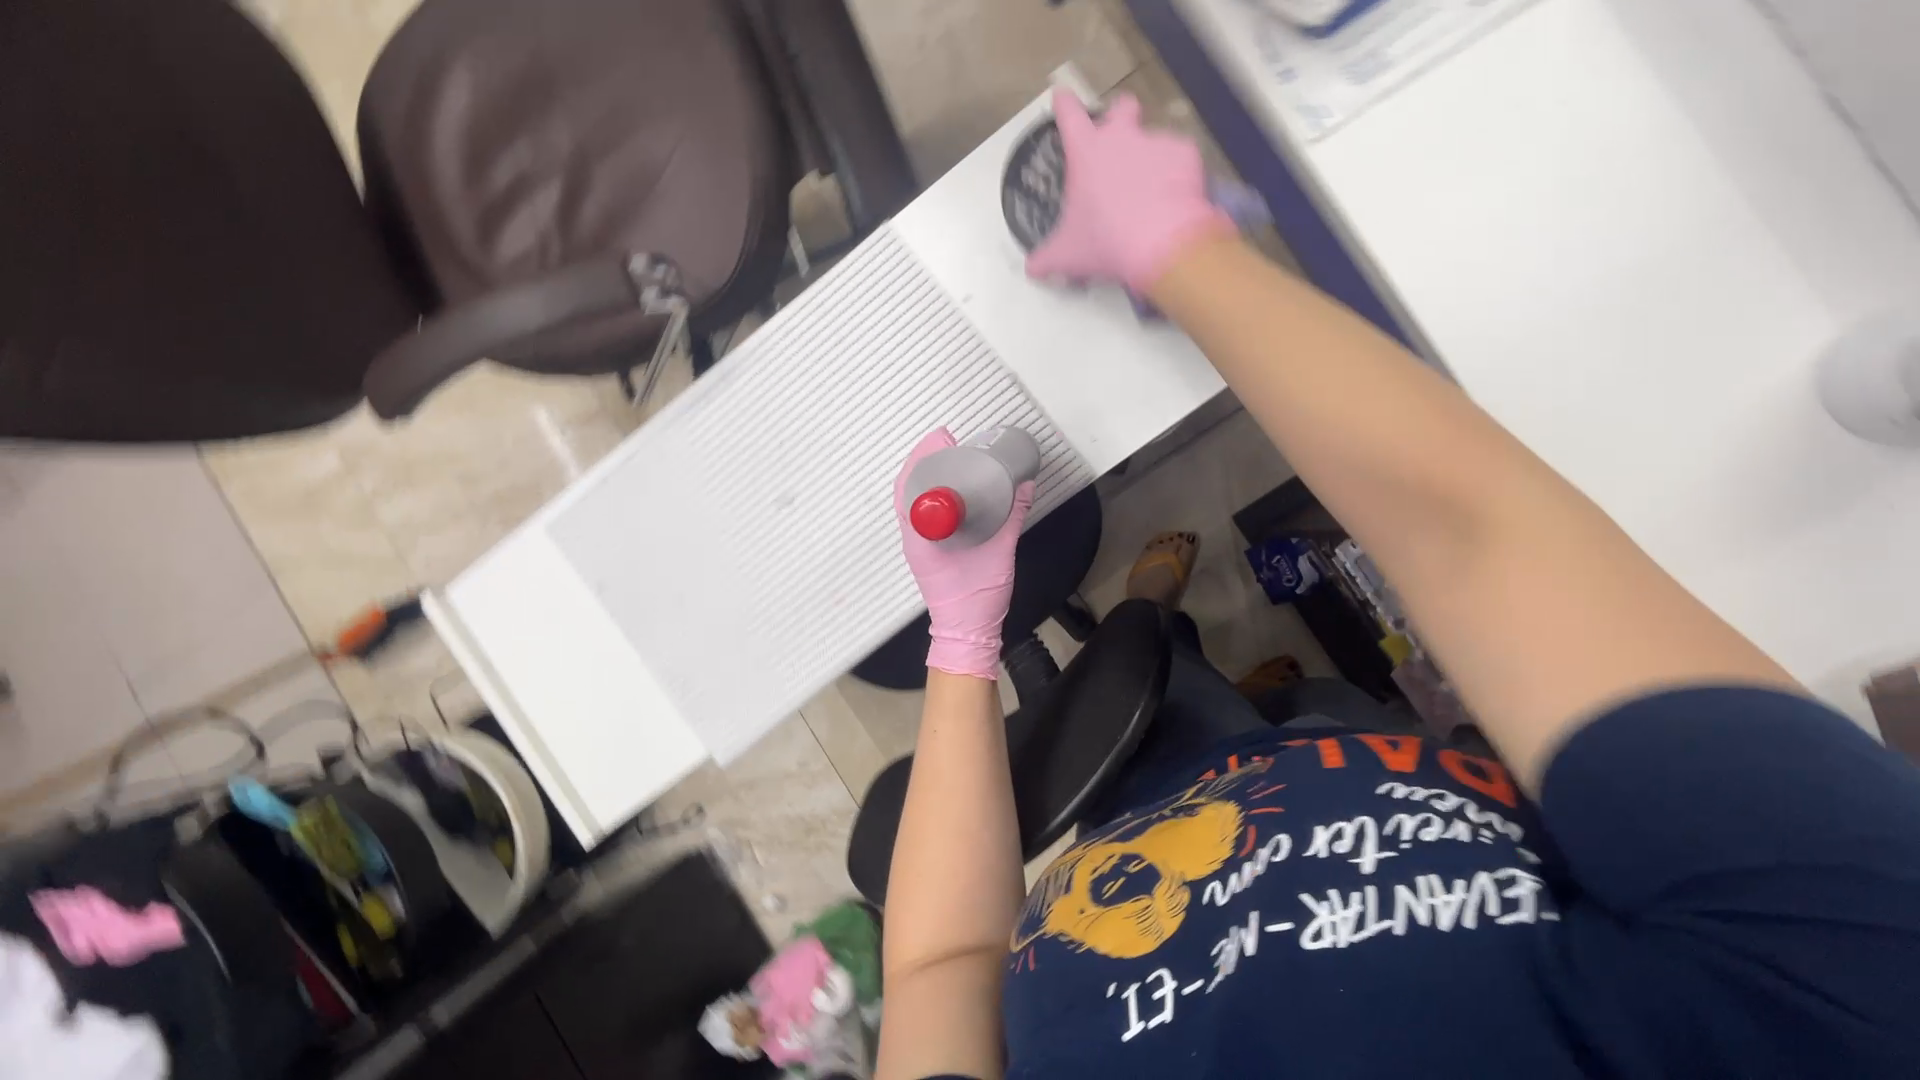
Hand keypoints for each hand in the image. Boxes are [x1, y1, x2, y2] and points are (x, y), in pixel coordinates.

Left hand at [894, 428, 1034, 679]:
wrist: (968, 632)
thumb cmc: (977, 596)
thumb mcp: (998, 553)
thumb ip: (1011, 517)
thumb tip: (1023, 483)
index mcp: (922, 536)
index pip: (910, 486)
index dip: (924, 457)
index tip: (944, 438)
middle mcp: (913, 536)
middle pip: (907, 488)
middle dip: (925, 460)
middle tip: (950, 441)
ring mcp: (918, 544)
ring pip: (912, 500)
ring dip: (927, 476)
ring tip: (951, 457)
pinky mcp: (928, 549)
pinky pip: (923, 514)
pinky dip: (933, 495)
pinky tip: (953, 487)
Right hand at [1025, 87, 1235, 293]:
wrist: (1160, 242)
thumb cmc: (1104, 241)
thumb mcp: (1067, 254)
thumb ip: (1046, 258)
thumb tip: (1032, 269)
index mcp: (1087, 153)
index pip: (1068, 115)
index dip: (1064, 104)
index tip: (1062, 97)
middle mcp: (1121, 137)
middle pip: (1122, 106)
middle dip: (1122, 114)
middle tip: (1123, 137)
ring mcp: (1156, 141)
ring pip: (1155, 138)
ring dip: (1153, 158)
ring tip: (1156, 191)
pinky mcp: (1185, 152)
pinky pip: (1181, 158)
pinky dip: (1179, 174)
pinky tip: (1177, 197)